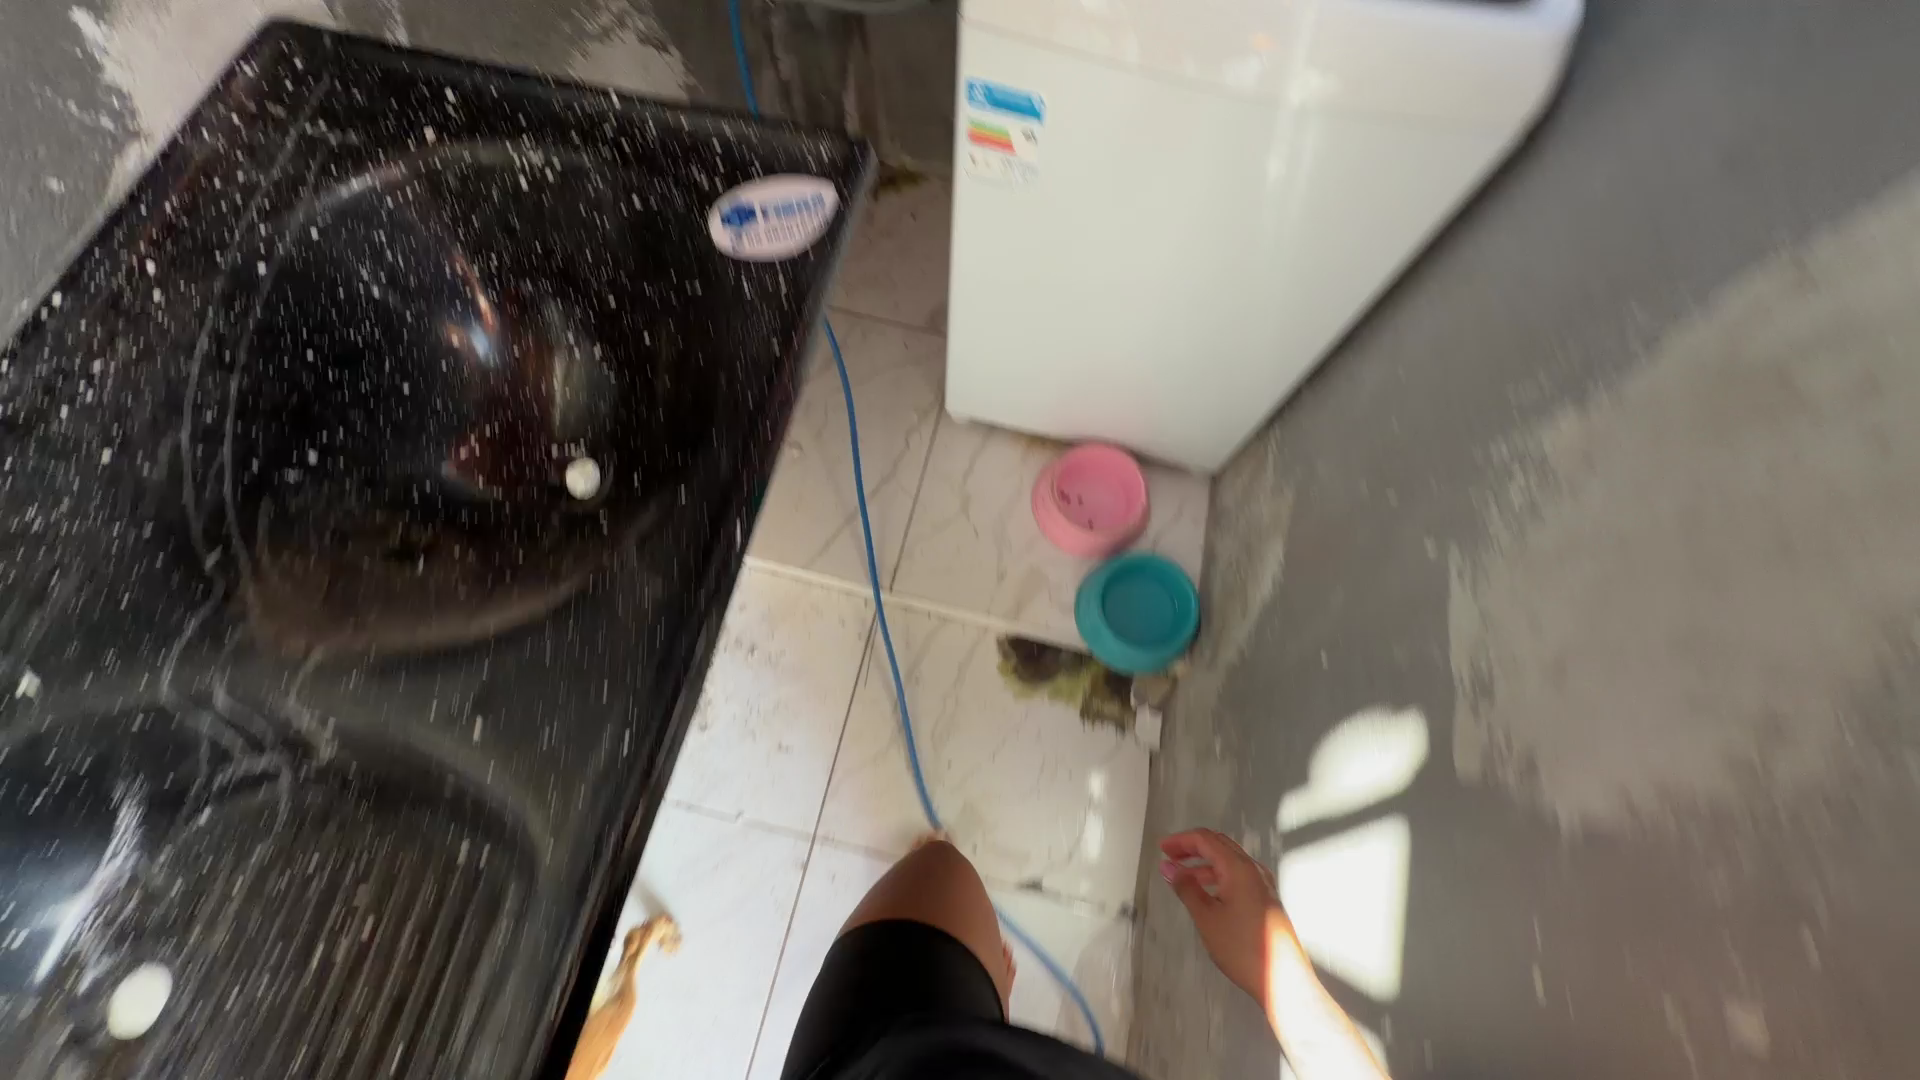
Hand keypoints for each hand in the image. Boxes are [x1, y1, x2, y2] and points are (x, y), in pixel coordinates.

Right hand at [1158, 829, 1288, 1006]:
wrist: (1284, 982)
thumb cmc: (1242, 947)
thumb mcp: (1207, 917)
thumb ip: (1186, 888)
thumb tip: (1169, 868)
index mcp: (1239, 868)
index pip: (1205, 839)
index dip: (1181, 840)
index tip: (1162, 849)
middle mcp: (1254, 870)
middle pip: (1219, 845)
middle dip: (1192, 848)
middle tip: (1170, 858)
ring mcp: (1264, 885)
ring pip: (1229, 862)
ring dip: (1204, 864)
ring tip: (1183, 879)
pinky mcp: (1267, 901)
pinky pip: (1238, 877)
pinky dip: (1219, 877)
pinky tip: (1208, 894)